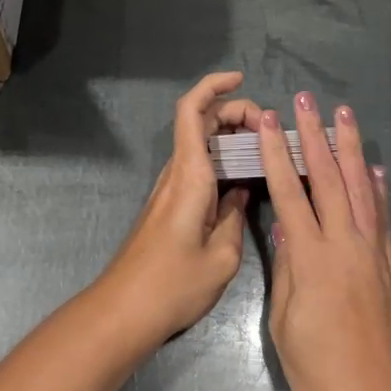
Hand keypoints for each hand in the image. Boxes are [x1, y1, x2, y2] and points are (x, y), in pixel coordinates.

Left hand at [94, 71, 262, 344]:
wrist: (123, 312)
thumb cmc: (173, 285)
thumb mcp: (221, 258)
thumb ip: (236, 217)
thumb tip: (241, 193)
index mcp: (190, 175)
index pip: (192, 110)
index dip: (213, 85)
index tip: (240, 79)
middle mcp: (177, 172)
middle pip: (200, 121)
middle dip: (234, 111)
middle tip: (267, 129)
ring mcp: (170, 188)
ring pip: (199, 143)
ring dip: (229, 135)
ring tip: (263, 150)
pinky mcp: (170, 205)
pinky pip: (198, 166)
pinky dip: (221, 158)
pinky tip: (243, 178)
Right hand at [260, 94, 390, 390]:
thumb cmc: (317, 367)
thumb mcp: (284, 320)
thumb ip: (286, 266)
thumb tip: (284, 223)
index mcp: (312, 256)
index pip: (290, 190)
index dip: (276, 152)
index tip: (267, 120)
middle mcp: (346, 244)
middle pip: (329, 177)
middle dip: (314, 134)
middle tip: (306, 100)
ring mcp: (373, 252)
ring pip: (362, 187)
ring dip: (351, 148)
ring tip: (344, 114)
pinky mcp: (390, 266)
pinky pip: (384, 217)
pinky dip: (380, 189)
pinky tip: (377, 169)